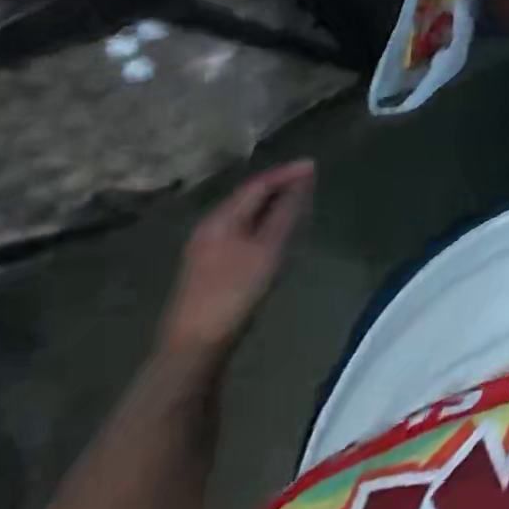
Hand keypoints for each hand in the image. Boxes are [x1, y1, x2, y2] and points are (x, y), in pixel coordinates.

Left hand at [159, 160, 314, 357]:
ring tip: (297, 199)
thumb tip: (304, 178)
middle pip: (247, 195)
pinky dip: (260, 219)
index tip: (314, 164)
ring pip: (242, 212)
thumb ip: (287, 212)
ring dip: (269, 202)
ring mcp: (204, 246)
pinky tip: (273, 229)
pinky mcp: (207, 264)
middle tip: (308, 178)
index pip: (258, 184)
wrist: (194, 344)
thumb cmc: (236, 291)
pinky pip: (238, 228)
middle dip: (278, 183)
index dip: (286, 172)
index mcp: (221, 218)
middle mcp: (209, 226)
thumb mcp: (269, 249)